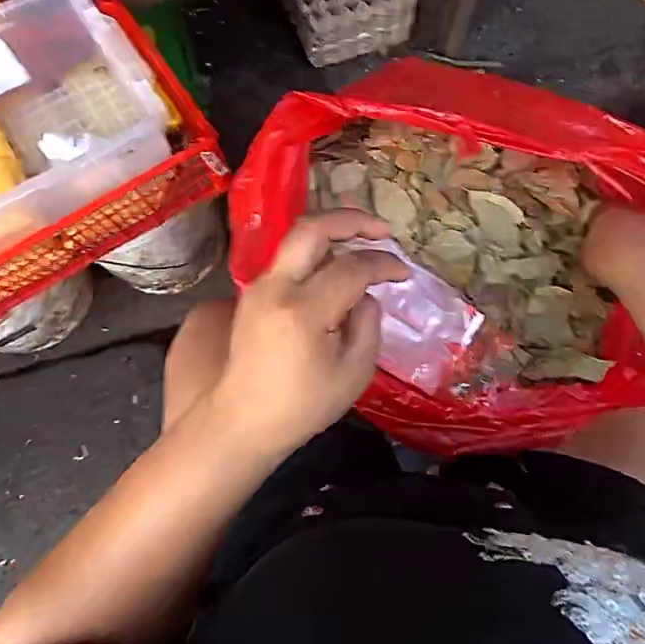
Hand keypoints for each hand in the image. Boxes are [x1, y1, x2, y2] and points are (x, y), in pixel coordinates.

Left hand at [200, 210, 408, 450]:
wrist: (240, 423)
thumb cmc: (301, 406)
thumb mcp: (353, 373)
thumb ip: (368, 325)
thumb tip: (365, 295)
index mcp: (303, 310)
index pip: (352, 268)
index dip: (384, 264)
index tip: (404, 273)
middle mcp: (275, 287)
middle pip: (312, 228)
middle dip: (352, 220)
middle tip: (382, 229)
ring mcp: (257, 288)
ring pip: (297, 239)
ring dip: (332, 233)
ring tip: (362, 242)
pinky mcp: (251, 295)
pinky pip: (288, 260)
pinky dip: (316, 253)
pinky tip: (335, 267)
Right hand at [582, 206, 644, 297]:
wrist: (644, 274)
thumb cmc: (607, 261)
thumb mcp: (584, 255)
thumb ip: (587, 244)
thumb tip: (590, 244)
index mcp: (606, 210)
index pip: (595, 211)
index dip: (591, 225)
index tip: (587, 238)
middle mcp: (629, 211)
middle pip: (618, 218)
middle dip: (612, 230)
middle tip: (604, 248)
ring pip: (634, 229)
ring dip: (629, 240)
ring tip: (621, 259)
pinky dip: (641, 251)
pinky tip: (636, 265)